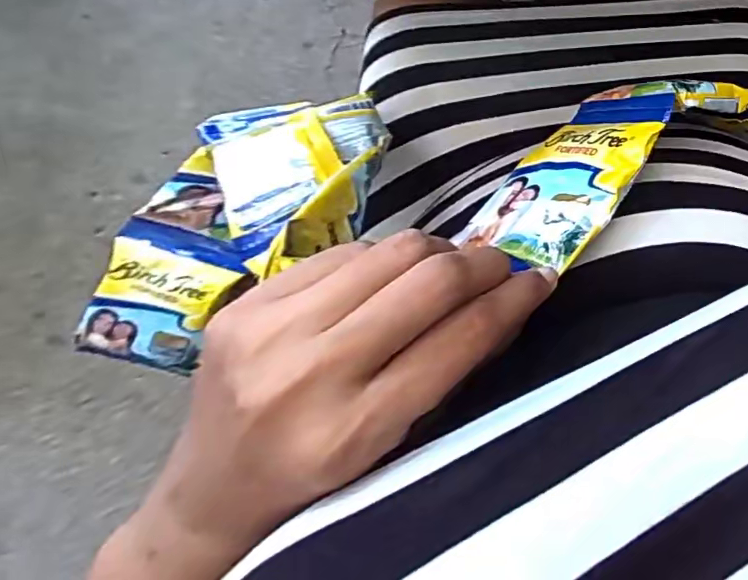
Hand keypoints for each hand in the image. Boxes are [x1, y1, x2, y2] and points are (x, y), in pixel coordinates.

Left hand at [92, 233, 554, 579]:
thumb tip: (513, 294)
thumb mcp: (398, 440)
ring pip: (395, 249)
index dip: (513, 299)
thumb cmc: (321, 482)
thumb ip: (457, 365)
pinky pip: (350, 249)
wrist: (206, 500)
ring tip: (446, 270)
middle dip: (484, 263)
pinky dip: (385, 259)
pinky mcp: (245, 302)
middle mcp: (304, 376)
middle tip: (500, 265)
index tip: (541, 278)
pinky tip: (386, 280)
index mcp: (350, 432)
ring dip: (438, 253)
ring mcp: (266, 331)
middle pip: (431, 280)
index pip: (458, 339)